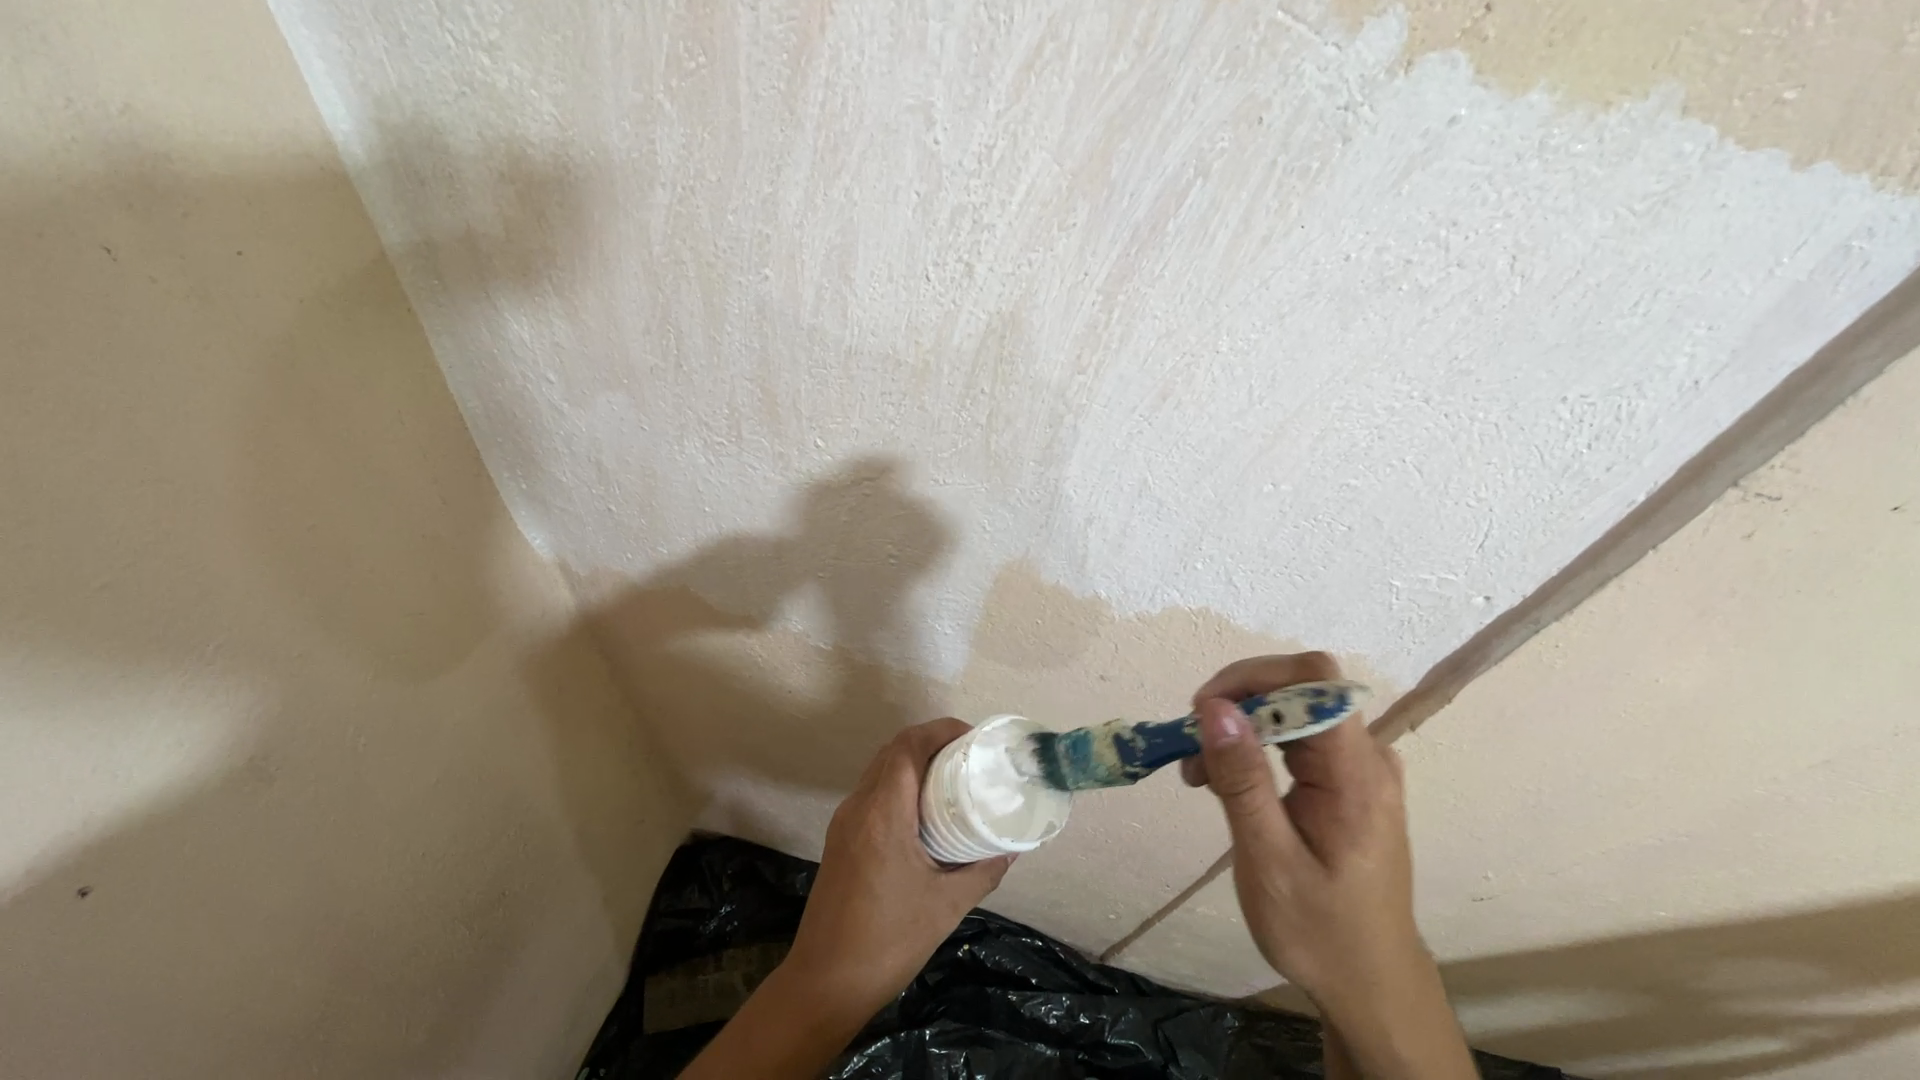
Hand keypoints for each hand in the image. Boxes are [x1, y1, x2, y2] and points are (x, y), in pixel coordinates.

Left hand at [785, 718, 1013, 1013]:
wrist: (825, 982)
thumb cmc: (888, 940)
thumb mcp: (947, 906)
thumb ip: (983, 871)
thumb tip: (1012, 848)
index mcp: (883, 813)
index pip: (908, 746)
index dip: (940, 730)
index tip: (974, 738)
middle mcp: (858, 807)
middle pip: (893, 751)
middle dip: (931, 743)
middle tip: (970, 757)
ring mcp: (844, 823)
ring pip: (880, 771)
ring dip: (913, 764)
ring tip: (952, 779)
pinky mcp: (839, 840)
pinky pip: (872, 794)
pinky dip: (899, 787)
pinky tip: (924, 813)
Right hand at [1186, 654, 1475, 1079]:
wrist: (1370, 983)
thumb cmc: (1319, 931)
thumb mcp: (1268, 860)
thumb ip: (1242, 780)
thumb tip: (1214, 707)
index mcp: (1356, 773)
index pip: (1313, 679)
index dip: (1254, 676)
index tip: (1204, 711)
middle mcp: (1367, 758)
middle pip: (1301, 690)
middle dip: (1237, 706)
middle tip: (1190, 751)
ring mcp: (1361, 769)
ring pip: (1294, 713)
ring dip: (1241, 730)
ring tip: (1200, 777)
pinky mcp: (1349, 784)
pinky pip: (1300, 740)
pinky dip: (1256, 749)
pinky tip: (1228, 785)